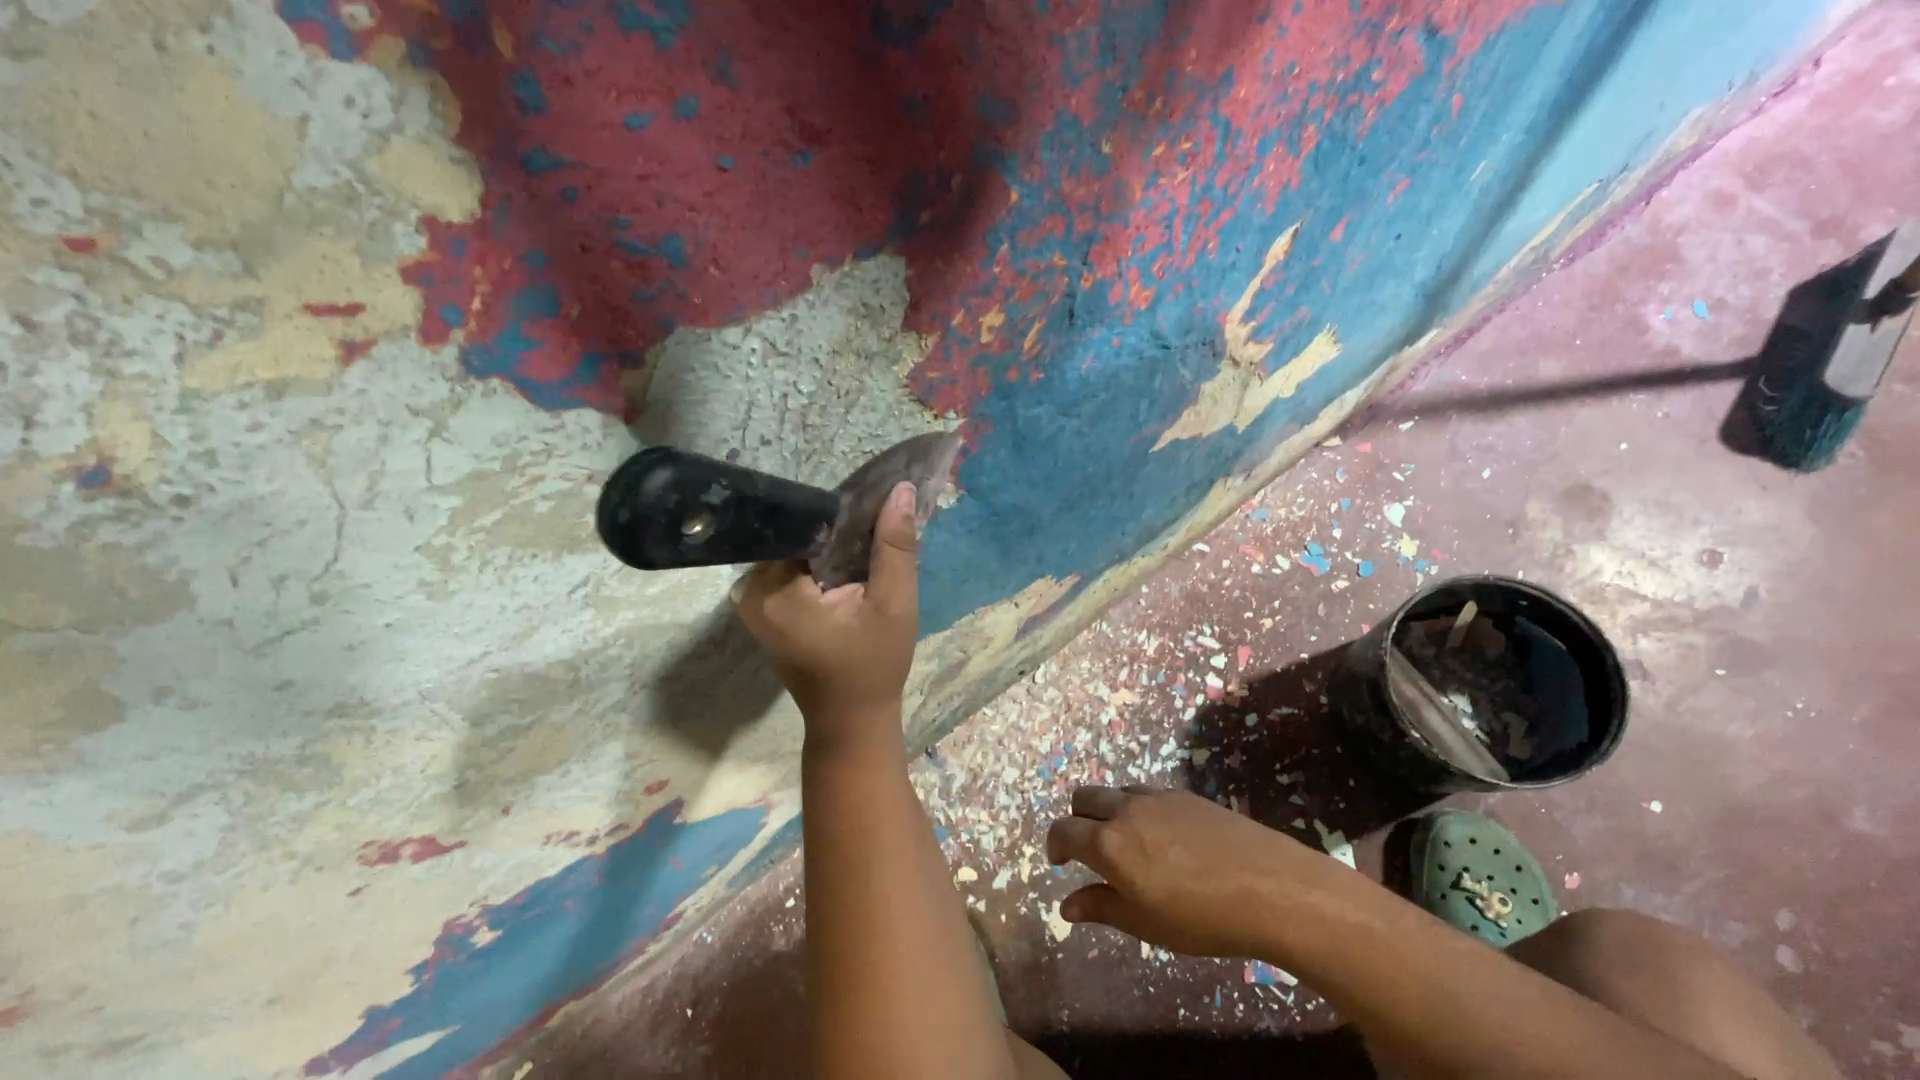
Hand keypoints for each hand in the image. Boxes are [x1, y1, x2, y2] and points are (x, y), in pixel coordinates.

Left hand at [736, 481, 919, 745]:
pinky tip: (853, 564)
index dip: (845, 512)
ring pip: (801, 552)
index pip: (807, 525)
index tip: (877, 499)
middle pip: (801, 537)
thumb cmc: (873, 668)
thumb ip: (894, 546)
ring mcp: (755, 602)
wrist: (851, 723)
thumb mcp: (893, 605)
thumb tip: (900, 490)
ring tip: (872, 537)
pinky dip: (824, 566)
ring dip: (834, 547)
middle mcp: (752, 590)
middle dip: (840, 530)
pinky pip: (796, 571)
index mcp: (774, 589)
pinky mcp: (766, 611)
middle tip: (880, 518)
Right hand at [1046, 785, 1338, 957]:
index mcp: (1108, 843)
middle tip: (1089, 851)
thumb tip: (1066, 904)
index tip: (1060, 864)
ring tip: (1127, 844)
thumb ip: (1101, 907)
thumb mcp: (1145, 924)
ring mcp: (1160, 798)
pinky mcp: (1189, 796)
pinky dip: (1139, 809)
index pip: (1063, 830)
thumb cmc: (1201, 918)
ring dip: (1108, 811)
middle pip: (1085, 798)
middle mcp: (1127, 810)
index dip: (1055, 845)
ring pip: (1117, 792)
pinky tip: (1163, 839)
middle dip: (1077, 820)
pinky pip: (1148, 794)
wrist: (1272, 888)